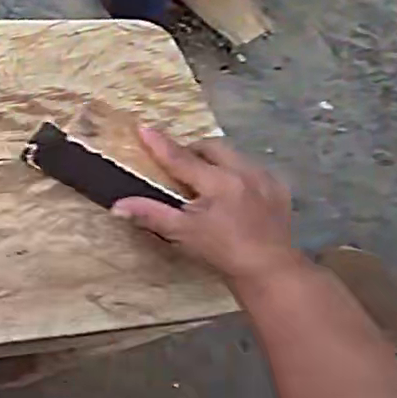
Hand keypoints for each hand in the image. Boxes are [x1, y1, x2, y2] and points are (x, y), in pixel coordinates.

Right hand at [112, 126, 305, 284]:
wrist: (268, 270)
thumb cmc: (221, 252)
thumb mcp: (182, 233)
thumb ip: (151, 214)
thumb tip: (117, 205)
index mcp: (218, 183)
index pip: (181, 158)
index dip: (159, 144)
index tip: (143, 127)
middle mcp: (243, 172)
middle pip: (212, 147)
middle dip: (193, 151)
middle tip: (180, 168)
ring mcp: (265, 178)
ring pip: (234, 155)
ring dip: (216, 162)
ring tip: (207, 183)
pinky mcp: (278, 187)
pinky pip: (253, 169)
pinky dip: (238, 174)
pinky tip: (234, 195)